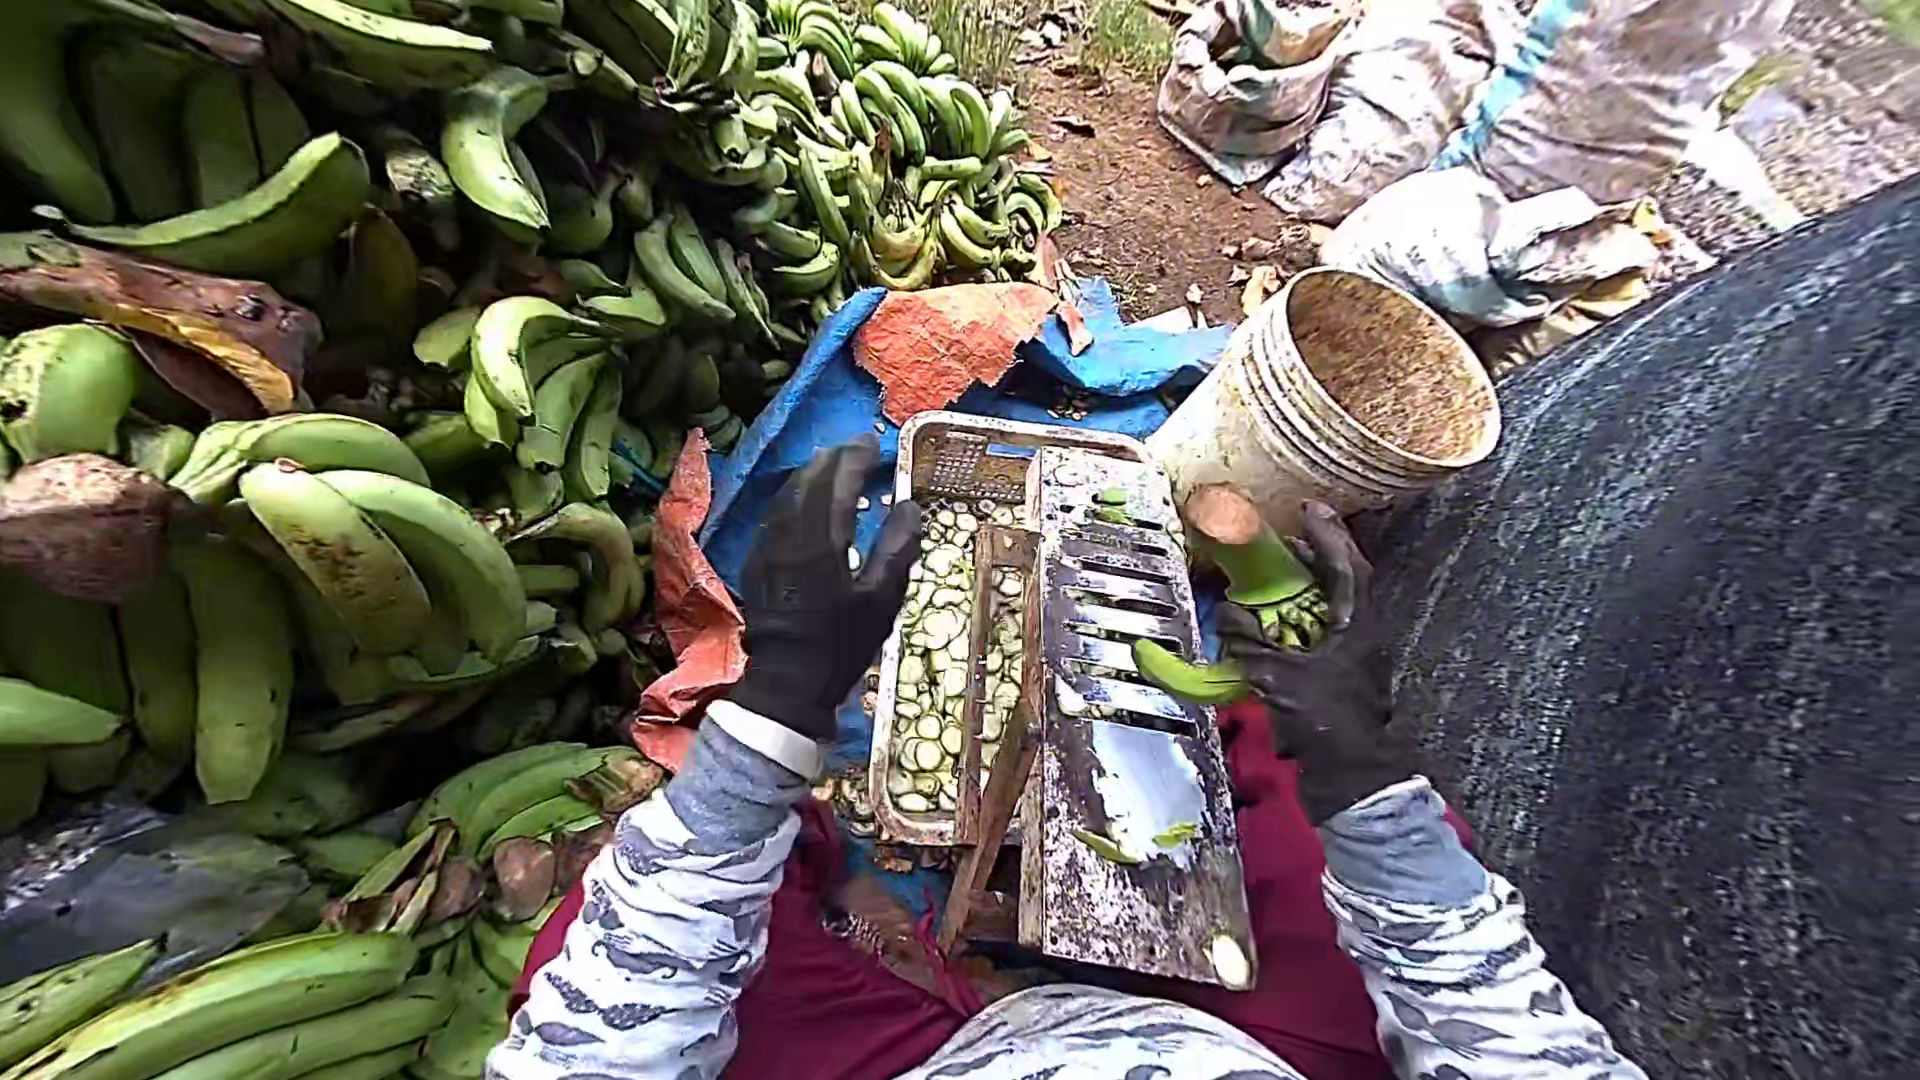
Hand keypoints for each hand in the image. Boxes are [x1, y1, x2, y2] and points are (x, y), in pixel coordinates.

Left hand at [727, 436, 922, 741]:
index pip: (837, 483)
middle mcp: (790, 536)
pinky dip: (795, 495)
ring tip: (832, 462)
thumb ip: (897, 548)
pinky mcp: (758, 561)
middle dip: (832, 457)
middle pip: (808, 480)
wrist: (789, 682)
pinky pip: (776, 514)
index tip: (873, 443)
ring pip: (786, 494)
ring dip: (811, 472)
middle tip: (856, 447)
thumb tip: (910, 506)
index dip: (855, 458)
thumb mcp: (881, 600)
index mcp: (822, 542)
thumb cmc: (841, 643)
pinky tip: (806, 499)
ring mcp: (768, 547)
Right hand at [1218, 501, 1411, 824]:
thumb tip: (1228, 612)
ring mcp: (1355, 646)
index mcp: (1357, 626)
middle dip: (1320, 548)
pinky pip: (1322, 617)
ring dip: (1311, 574)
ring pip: (1336, 596)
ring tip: (1282, 560)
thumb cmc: (1323, 721)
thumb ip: (1248, 641)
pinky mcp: (1342, 662)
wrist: (1351, 772)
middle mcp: (1362, 629)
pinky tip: (1278, 607)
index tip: (1309, 507)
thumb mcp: (1277, 676)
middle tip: (1290, 530)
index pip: (1348, 567)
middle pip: (1346, 575)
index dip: (1329, 534)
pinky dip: (1302, 602)